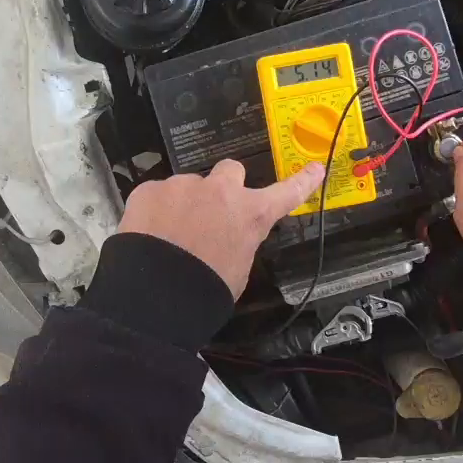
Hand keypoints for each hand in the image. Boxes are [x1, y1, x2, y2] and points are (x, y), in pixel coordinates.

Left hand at [118, 159, 325, 298]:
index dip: (302, 182)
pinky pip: (156, 196)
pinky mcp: (149, 189)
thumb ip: (238, 243)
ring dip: (184, 204)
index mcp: (250, 215)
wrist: (155, 294)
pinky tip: (147, 235)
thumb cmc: (206, 291)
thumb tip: (227, 236)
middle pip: (231, 170)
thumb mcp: (238, 271)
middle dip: (225, 185)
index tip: (315, 168)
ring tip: (168, 237)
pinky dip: (155, 211)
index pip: (286, 194)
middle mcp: (219, 191)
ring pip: (188, 187)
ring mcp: (182, 186)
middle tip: (212, 209)